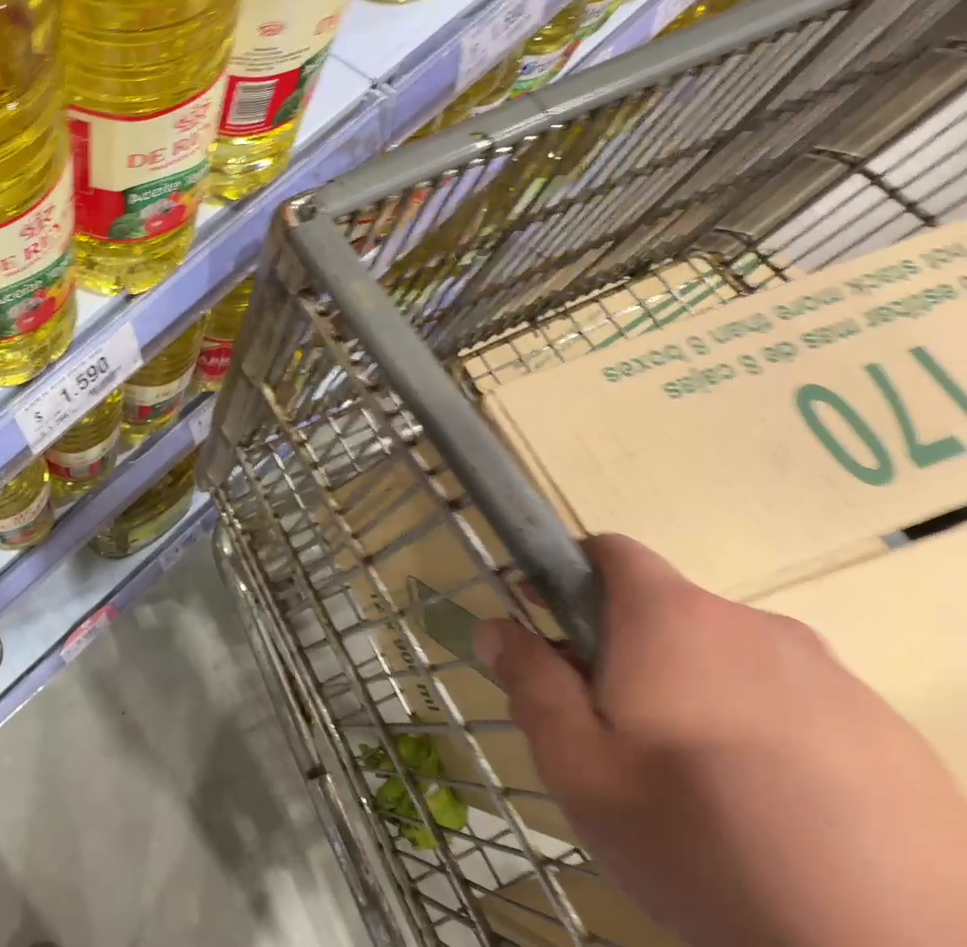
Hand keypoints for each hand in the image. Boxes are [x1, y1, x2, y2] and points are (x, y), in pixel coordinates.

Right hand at [475, 534, 966, 946]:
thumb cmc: (693, 840)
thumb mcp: (576, 765)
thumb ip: (531, 682)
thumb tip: (497, 629)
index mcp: (672, 621)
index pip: (608, 551)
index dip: (562, 578)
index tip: (545, 631)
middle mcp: (757, 628)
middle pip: (668, 615)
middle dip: (625, 654)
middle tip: (608, 732)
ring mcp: (836, 679)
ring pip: (732, 665)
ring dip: (696, 695)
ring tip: (689, 783)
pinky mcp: (894, 736)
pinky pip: (799, 710)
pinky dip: (765, 736)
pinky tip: (765, 809)